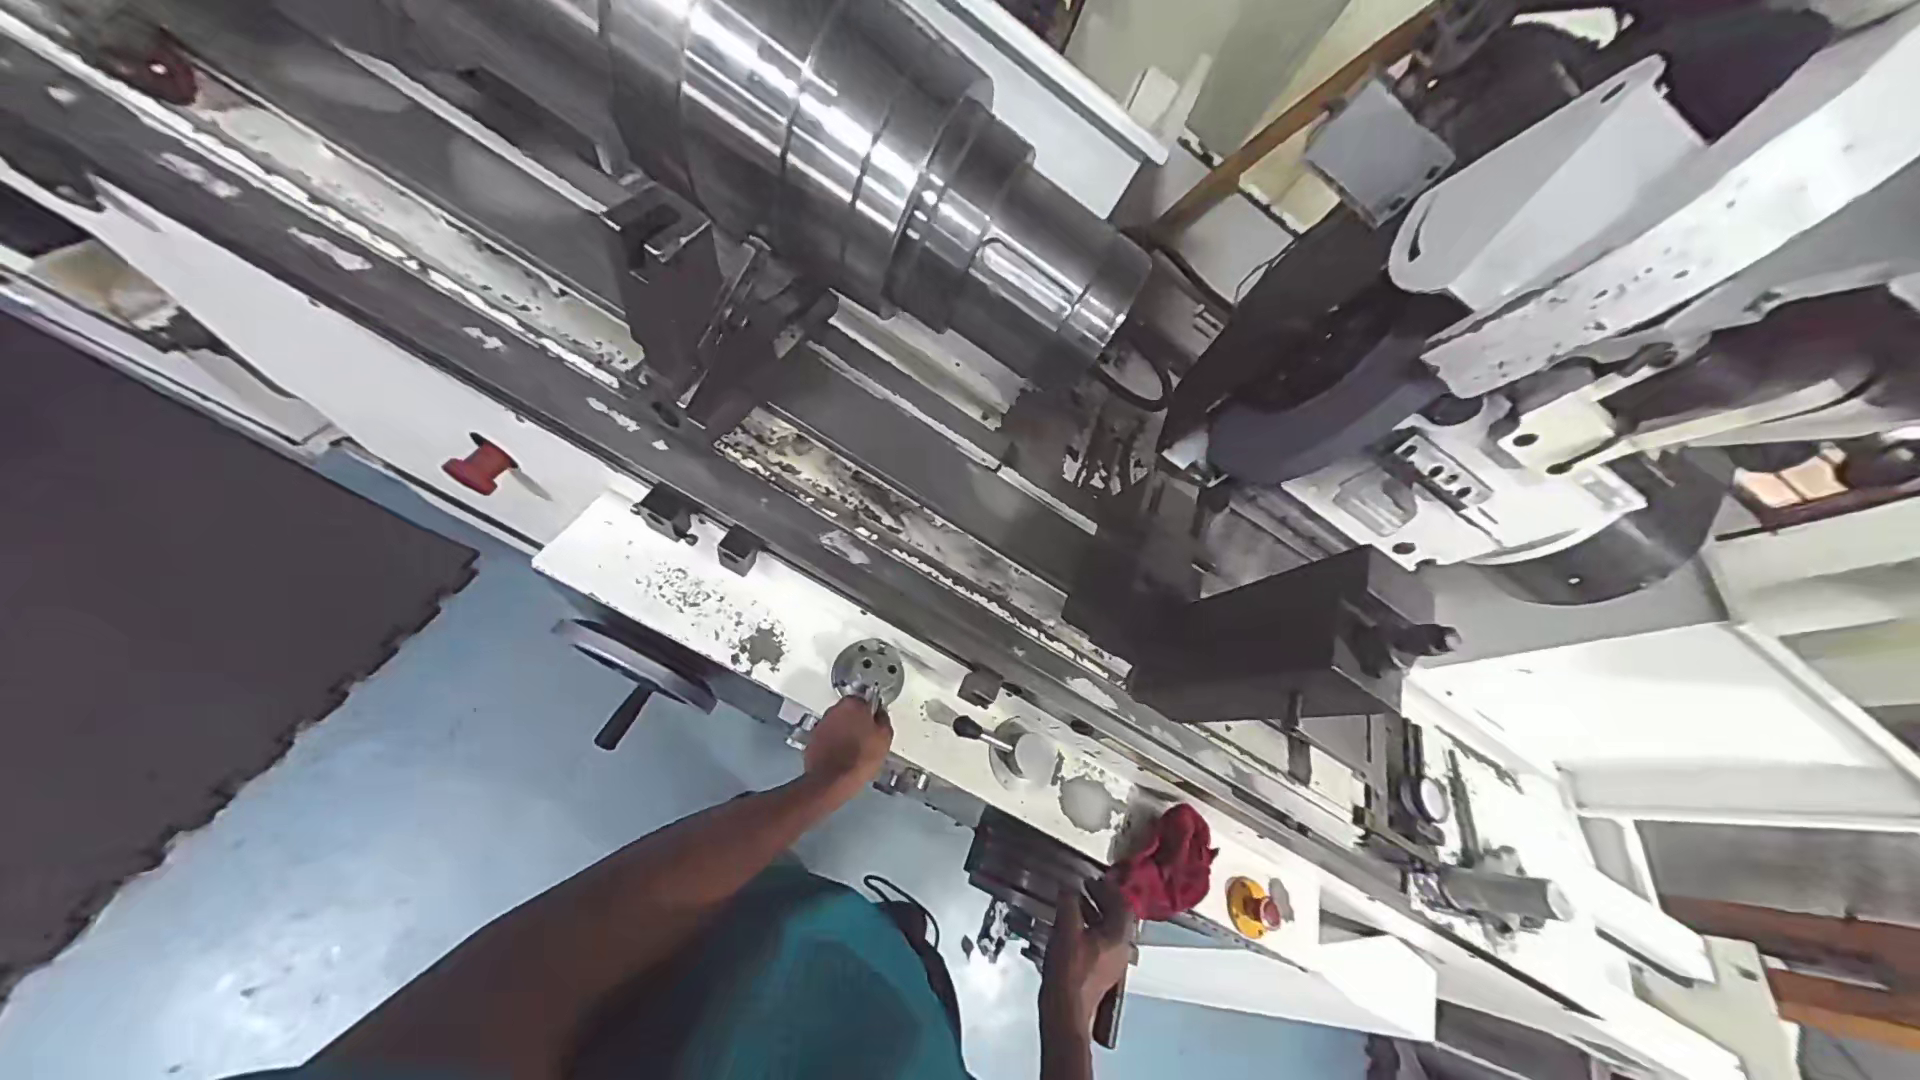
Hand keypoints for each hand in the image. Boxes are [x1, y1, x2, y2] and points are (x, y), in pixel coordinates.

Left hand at [803, 695, 892, 791]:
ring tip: (854, 750)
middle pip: (849, 711)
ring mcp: (821, 724)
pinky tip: (841, 757)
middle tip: (866, 738)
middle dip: (856, 722)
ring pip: (837, 724)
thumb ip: (883, 719)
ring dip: (844, 732)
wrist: (833, 781)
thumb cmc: (861, 757)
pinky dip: (833, 743)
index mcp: (853, 703)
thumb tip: (880, 714)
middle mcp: (834, 709)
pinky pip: (827, 737)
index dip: (871, 714)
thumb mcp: (884, 737)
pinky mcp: (812, 740)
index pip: (865, 701)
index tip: (875, 726)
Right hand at [1041, 879, 1136, 1037]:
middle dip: (1102, 899)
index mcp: (1118, 938)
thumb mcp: (1066, 929)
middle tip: (1087, 886)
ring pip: (1109, 929)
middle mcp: (1121, 949)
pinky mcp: (1102, 971)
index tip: (1094, 879)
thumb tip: (1068, 888)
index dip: (1108, 888)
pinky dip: (1091, 927)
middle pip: (1118, 917)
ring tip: (1076, 901)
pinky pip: (1102, 941)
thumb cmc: (1069, 969)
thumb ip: (1069, 903)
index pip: (1121, 905)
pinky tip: (1074, 925)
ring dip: (1095, 912)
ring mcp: (1113, 962)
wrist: (1065, 1010)